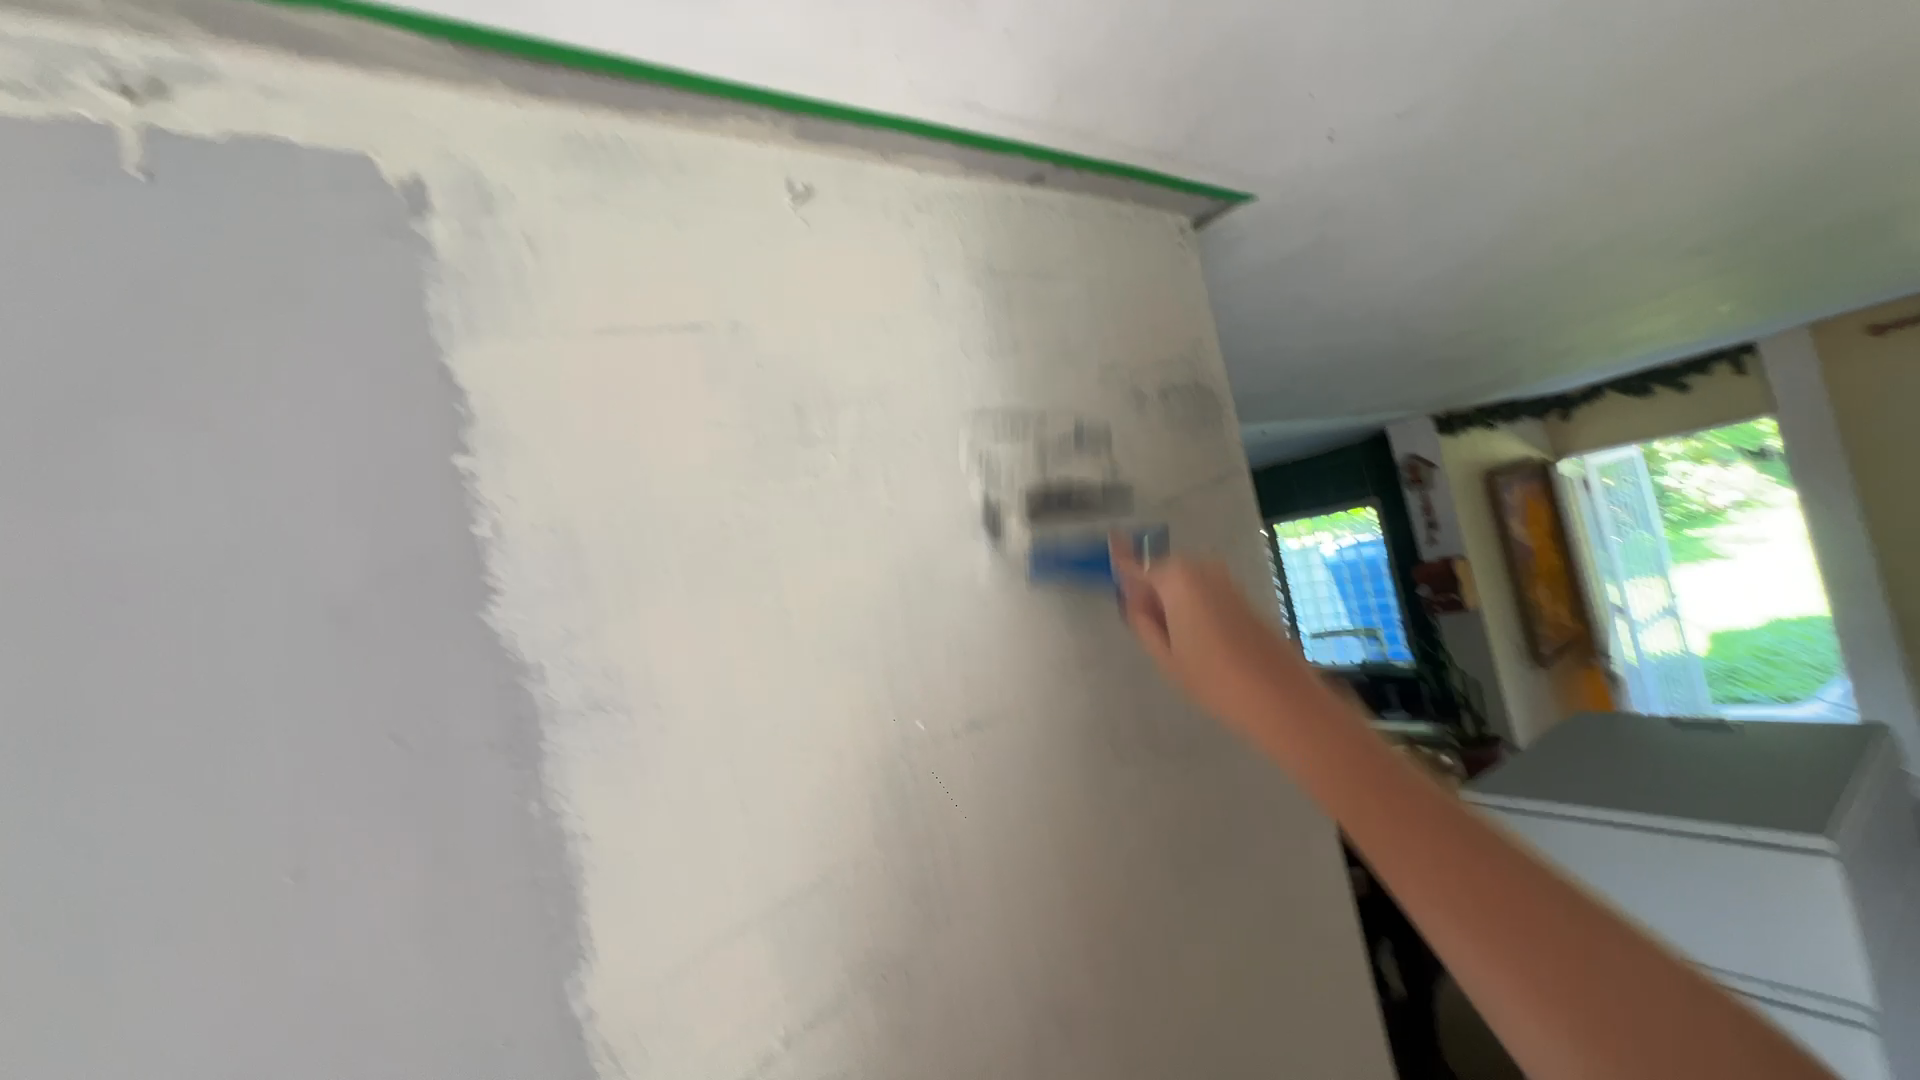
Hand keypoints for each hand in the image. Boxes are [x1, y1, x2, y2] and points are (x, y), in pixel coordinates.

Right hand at [1110, 537, 1319, 734]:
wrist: (1278, 695)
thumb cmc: (1212, 678)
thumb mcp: (1165, 655)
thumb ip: (1142, 621)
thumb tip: (1134, 600)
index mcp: (1176, 579)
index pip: (1137, 565)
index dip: (1121, 561)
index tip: (1110, 548)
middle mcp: (1201, 569)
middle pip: (1162, 572)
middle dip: (1151, 592)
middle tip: (1147, 629)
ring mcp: (1225, 581)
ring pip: (1184, 584)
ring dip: (1172, 602)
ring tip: (1175, 642)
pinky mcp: (1241, 596)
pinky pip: (1203, 593)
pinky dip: (1192, 607)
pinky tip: (1198, 641)